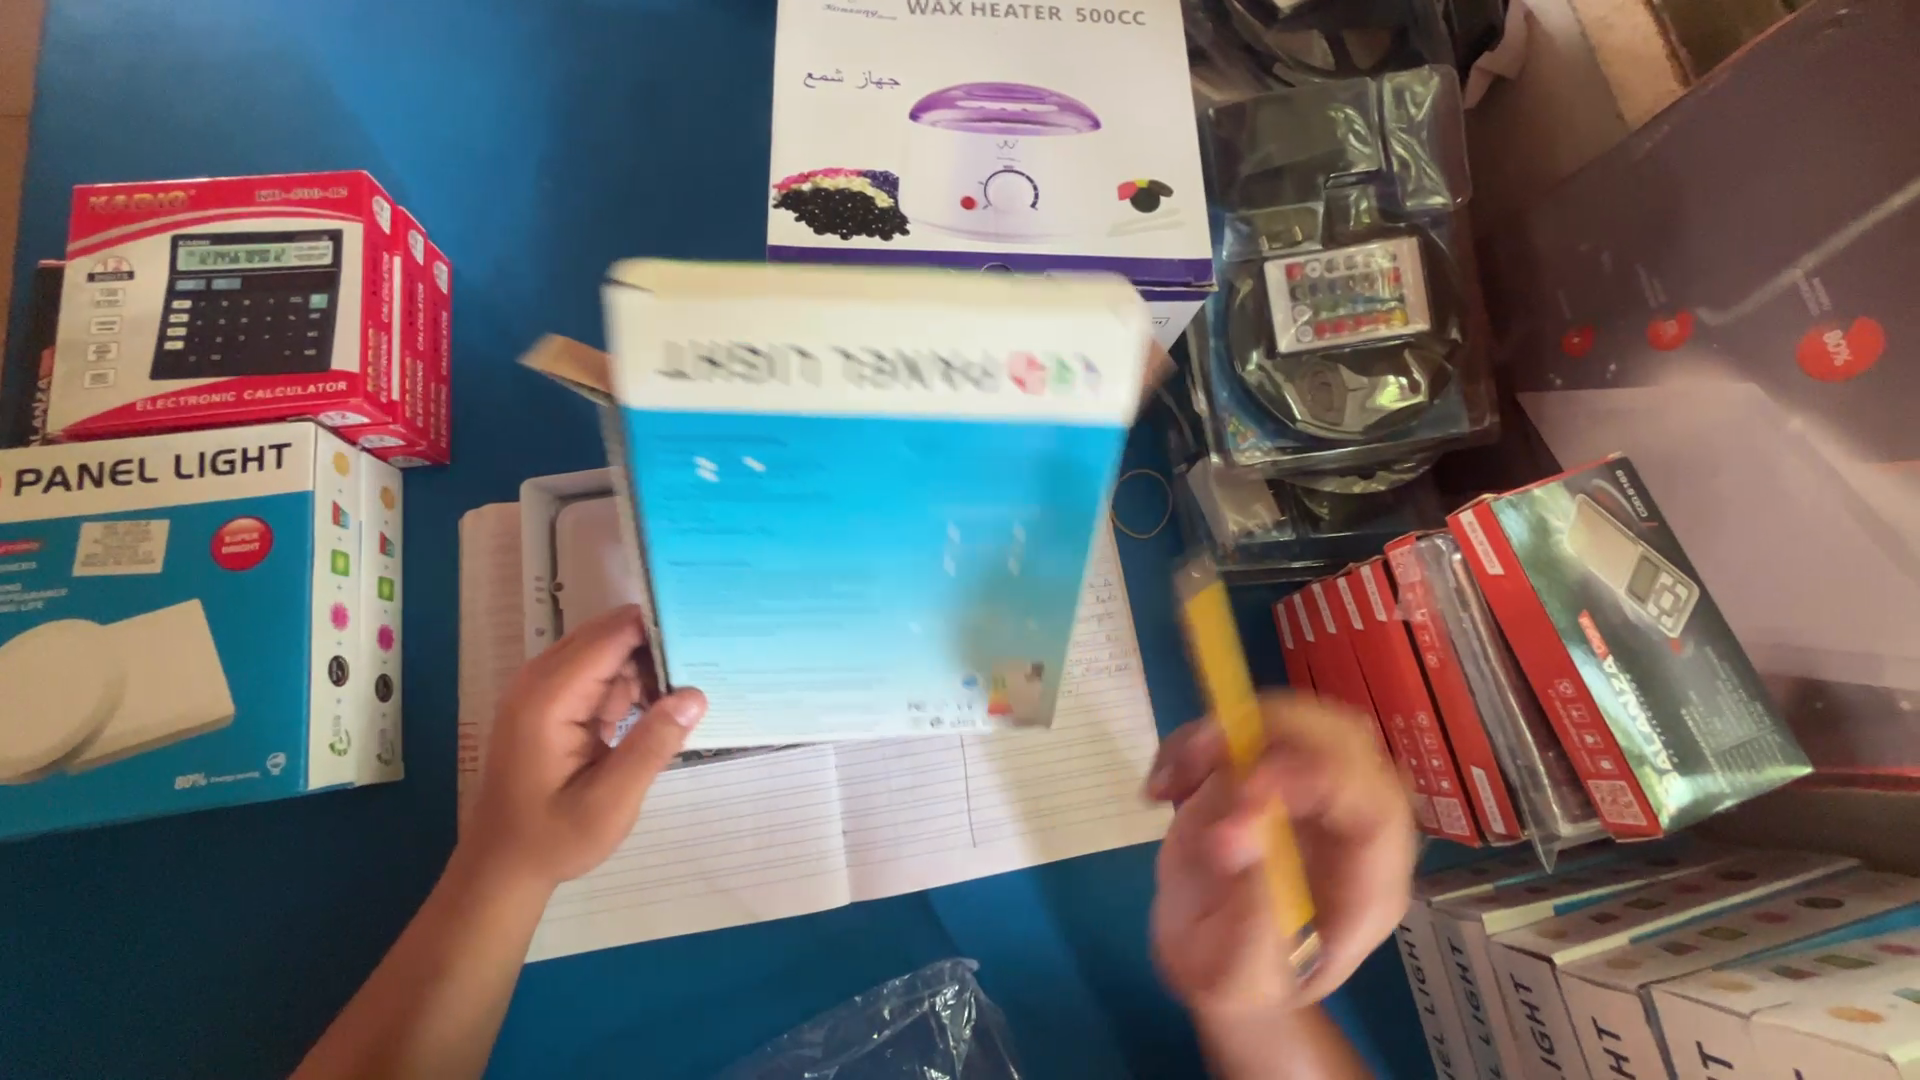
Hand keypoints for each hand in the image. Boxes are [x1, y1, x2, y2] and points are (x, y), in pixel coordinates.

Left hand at [461, 605, 706, 888]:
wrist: (501, 868)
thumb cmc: (553, 839)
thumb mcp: (610, 802)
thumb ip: (652, 745)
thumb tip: (695, 695)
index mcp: (549, 698)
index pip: (612, 635)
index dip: (658, 631)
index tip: (704, 643)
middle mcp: (540, 680)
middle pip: (611, 635)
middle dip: (656, 648)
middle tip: (701, 674)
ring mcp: (543, 688)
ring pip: (609, 652)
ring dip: (647, 670)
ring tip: (682, 701)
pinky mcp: (552, 701)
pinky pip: (600, 673)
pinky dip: (631, 686)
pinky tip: (654, 714)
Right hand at [1147, 691, 1415, 1014]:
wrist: (1216, 964)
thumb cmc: (1241, 981)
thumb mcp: (1240, 973)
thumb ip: (1250, 912)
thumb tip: (1239, 834)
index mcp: (1365, 878)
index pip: (1372, 804)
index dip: (1319, 777)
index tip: (1246, 788)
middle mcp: (1343, 822)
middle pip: (1340, 738)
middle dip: (1271, 730)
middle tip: (1202, 755)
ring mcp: (1300, 790)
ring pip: (1289, 719)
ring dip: (1220, 732)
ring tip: (1170, 782)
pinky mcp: (1255, 772)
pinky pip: (1232, 729)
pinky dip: (1188, 742)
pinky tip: (1160, 788)